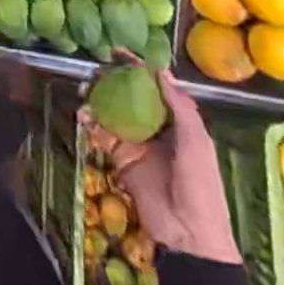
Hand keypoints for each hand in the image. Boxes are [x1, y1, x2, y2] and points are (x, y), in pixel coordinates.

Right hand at [86, 68, 239, 264]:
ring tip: (84, 91)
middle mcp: (153, 125)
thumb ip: (179, 106)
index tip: (117, 52)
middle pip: (127, 94)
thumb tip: (161, 70)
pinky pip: (101, 133)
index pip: (153, 86)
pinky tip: (83, 117)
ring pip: (110, 110)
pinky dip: (90, 122)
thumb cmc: (200, 185)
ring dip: (95, 98)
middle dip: (110, 80)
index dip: (136, 67)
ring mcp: (134, 140)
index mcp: (175, 120)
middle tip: (93, 72)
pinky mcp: (119, 156)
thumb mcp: (197, 142)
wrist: (187, 232)